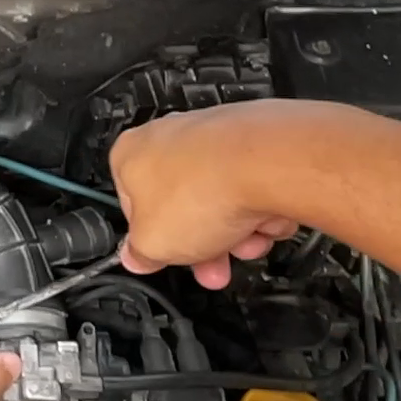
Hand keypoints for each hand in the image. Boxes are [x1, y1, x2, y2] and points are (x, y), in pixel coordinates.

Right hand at [109, 101, 344, 288]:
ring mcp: (211, 133)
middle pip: (181, 203)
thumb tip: (139, 256)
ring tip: (246, 243)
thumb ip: (139, 253)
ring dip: (233, 230)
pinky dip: (260, 206)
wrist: (270, 165)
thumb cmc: (205, 189)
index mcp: (129, 154)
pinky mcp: (253, 137)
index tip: (167, 255)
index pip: (133, 206)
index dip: (153, 238)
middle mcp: (167, 136)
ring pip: (218, 195)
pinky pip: (251, 182)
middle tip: (214, 267)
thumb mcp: (153, 244)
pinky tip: (266, 219)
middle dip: (202, 242)